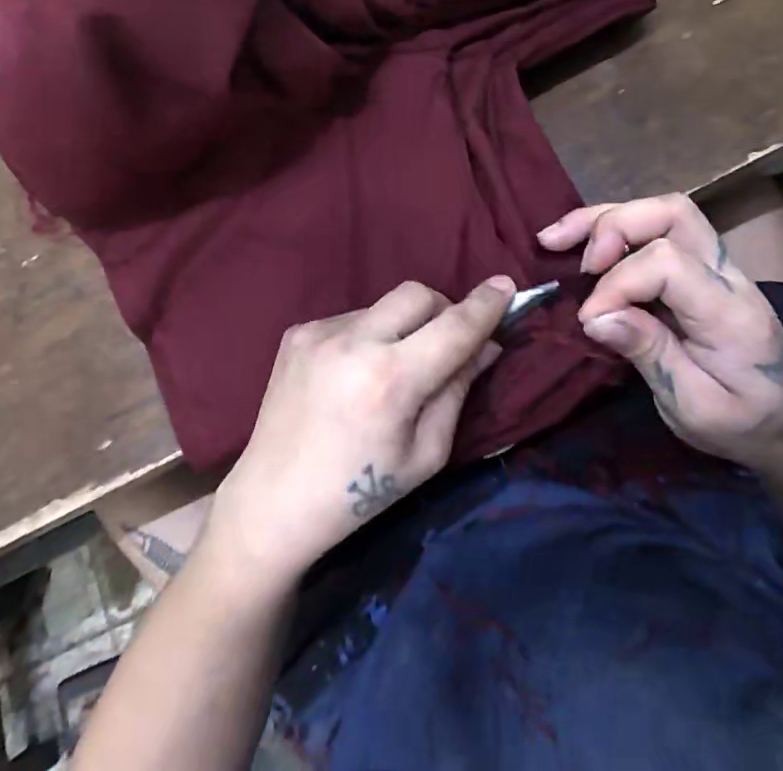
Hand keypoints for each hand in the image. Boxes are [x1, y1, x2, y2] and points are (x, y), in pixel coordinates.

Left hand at [202, 278, 512, 588]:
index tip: (506, 286)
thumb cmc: (360, 492)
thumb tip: (486, 345)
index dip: (486, 305)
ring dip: (401, 327)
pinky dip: (367, 337)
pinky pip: (350, 319)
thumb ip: (457, 391)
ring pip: (382, 306)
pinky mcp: (296, 333)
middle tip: (447, 343)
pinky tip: (353, 376)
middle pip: (416, 293)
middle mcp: (351, 342)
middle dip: (443, 309)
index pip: (453, 327)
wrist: (276, 497)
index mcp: (390, 380)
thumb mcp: (426, 453)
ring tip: (389, 372)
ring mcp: (317, 333)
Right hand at [539, 194, 782, 468]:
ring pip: (661, 212)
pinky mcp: (696, 269)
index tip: (590, 321)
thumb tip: (595, 317)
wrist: (782, 422)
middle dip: (613, 227)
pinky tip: (575, 244)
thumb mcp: (694, 408)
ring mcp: (715, 266)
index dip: (617, 284)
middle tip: (578, 264)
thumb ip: (649, 354)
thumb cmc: (739, 422)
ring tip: (553, 239)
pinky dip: (609, 229)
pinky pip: (654, 230)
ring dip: (603, 220)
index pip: (667, 264)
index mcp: (730, 313)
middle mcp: (727, 276)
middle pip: (672, 214)